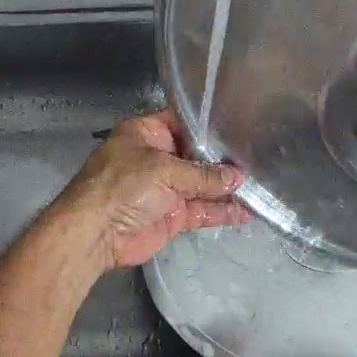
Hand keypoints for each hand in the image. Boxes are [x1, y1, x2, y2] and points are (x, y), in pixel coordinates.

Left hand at [51, 109, 251, 270]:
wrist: (95, 234)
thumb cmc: (123, 186)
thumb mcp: (164, 170)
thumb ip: (203, 174)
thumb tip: (238, 177)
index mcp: (147, 133)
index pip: (184, 122)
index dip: (210, 124)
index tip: (242, 124)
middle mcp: (158, 157)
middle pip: (198, 155)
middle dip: (225, 159)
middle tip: (260, 156)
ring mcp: (165, 189)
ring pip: (203, 186)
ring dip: (228, 188)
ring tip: (261, 186)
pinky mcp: (172, 216)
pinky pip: (202, 211)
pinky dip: (222, 211)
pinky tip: (247, 211)